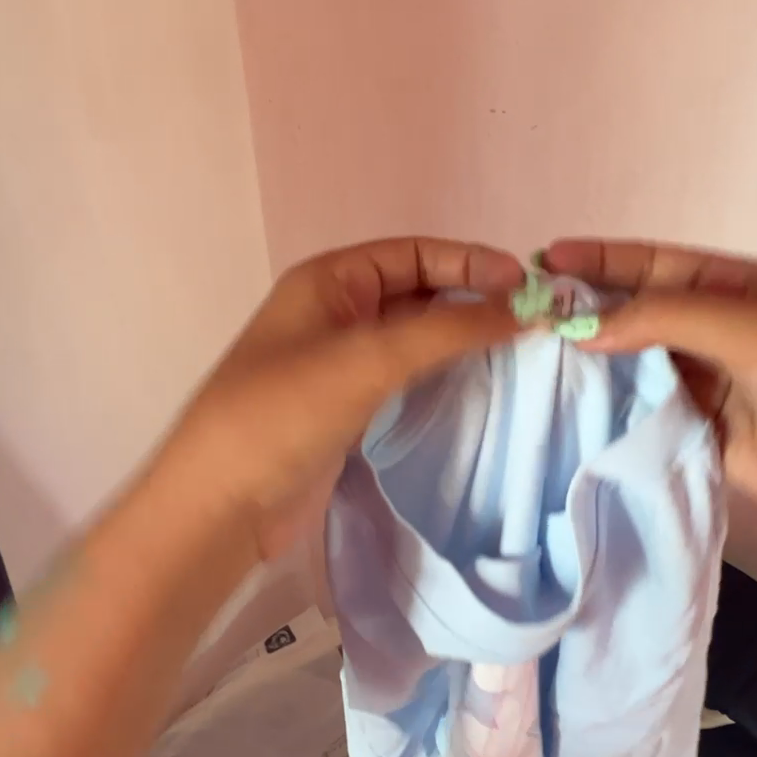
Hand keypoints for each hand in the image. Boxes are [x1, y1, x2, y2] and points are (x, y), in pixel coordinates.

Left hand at [157, 237, 523, 558]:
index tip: (528, 286)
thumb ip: (448, 330)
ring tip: (515, 351)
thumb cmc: (287, 413)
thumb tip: (524, 306)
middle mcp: (335, 313)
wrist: (224, 503)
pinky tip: (475, 387)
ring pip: (413, 339)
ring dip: (460, 340)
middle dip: (471, 300)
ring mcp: (340, 364)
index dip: (471, 263)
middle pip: (418, 292)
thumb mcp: (369, 358)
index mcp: (330, 281)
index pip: (414, 254)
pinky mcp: (347, 409)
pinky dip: (440, 377)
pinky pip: (404, 379)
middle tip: (532, 321)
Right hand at [544, 238, 756, 541]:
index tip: (544, 262)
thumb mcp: (749, 326)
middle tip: (526, 315)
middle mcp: (715, 330)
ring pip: (634, 365)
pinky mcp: (697, 433)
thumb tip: (581, 329)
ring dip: (592, 362)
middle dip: (587, 311)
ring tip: (534, 359)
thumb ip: (664, 318)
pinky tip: (569, 406)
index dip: (601, 261)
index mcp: (735, 288)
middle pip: (638, 313)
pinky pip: (643, 412)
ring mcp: (705, 384)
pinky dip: (609, 408)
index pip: (655, 265)